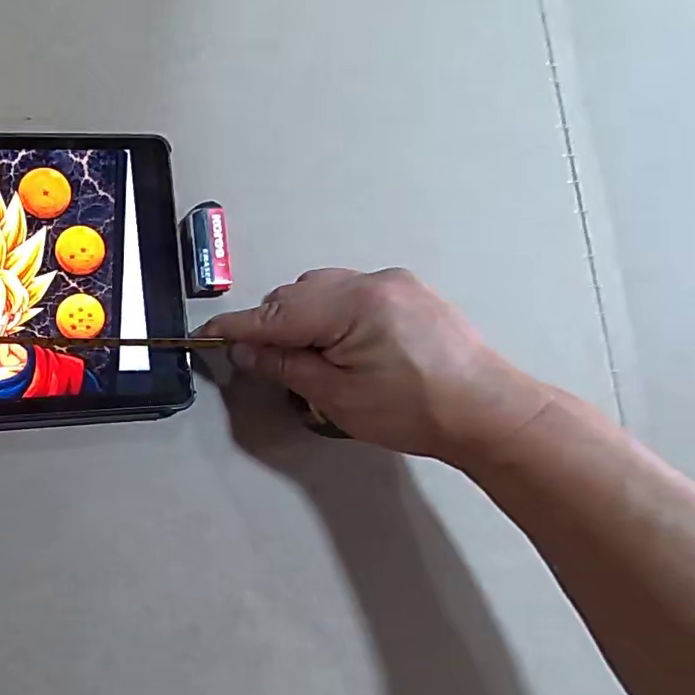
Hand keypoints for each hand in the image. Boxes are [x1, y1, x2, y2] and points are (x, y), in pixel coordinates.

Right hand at [198, 268, 554, 464]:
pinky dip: (325, 311)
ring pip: (318, 288)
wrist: (490, 412)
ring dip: (297, 315)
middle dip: (269, 324)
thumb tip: (244, 350)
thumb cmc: (413, 411)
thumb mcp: (334, 395)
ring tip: (303, 354)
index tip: (204, 335)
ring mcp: (392, 282)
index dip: (234, 326)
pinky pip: (345, 290)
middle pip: (294, 294)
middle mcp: (372, 281)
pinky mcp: (405, 291)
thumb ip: (283, 365)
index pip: (275, 313)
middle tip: (262, 361)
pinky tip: (333, 340)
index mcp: (354, 305)